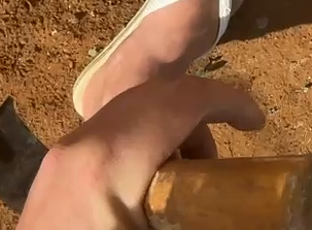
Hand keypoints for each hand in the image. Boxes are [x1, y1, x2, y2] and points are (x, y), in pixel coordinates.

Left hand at [16, 77, 264, 228]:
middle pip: (158, 95)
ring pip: (132, 107)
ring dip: (170, 126)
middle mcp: (84, 142)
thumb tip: (243, 209)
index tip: (257, 122)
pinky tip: (152, 185)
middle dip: (200, 114)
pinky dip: (142, 140)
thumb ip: (200, 211)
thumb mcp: (158, 228)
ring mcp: (64, 153)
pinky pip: (109, 130)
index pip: (183, 99)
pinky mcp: (54, 169)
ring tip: (187, 179)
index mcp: (114, 160)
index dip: (229, 101)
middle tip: (219, 163)